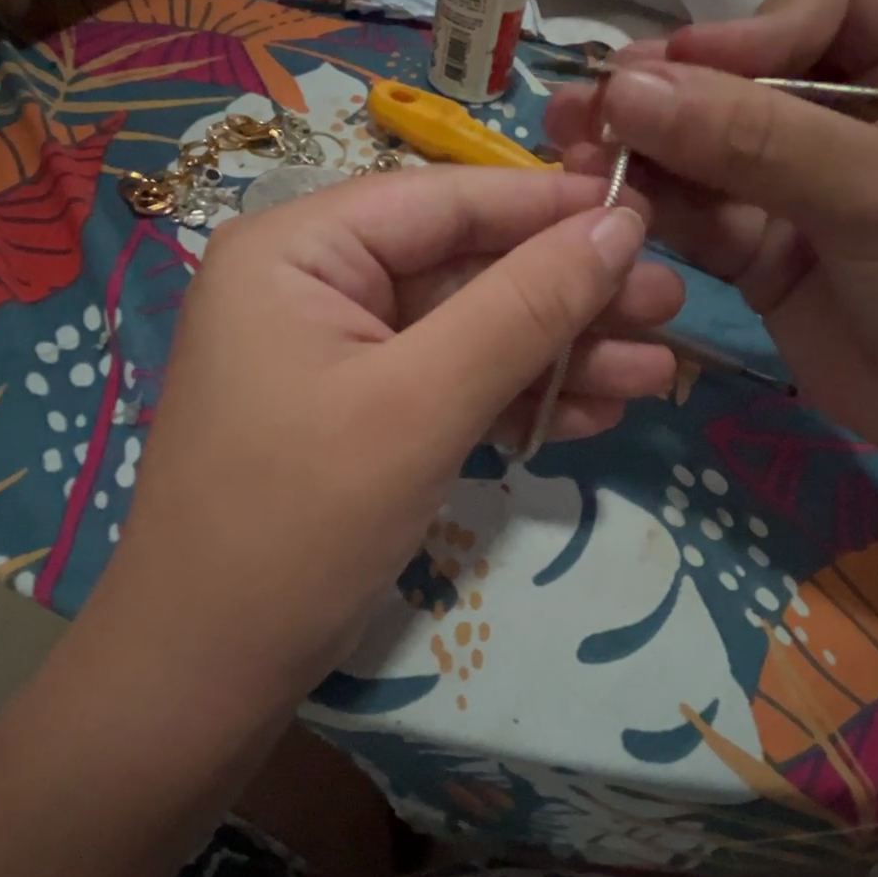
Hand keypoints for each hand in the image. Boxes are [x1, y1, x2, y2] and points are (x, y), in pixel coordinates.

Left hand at [97, 168, 681, 695]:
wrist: (208, 675)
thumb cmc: (298, 523)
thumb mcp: (420, 404)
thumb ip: (523, 307)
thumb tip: (619, 227)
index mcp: (298, 248)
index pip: (445, 201)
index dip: (551, 205)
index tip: (648, 213)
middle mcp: (314, 284)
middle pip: (465, 266)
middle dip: (568, 292)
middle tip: (670, 304)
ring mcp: (338, 353)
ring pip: (469, 331)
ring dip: (559, 353)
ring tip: (656, 370)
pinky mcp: (360, 413)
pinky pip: (451, 384)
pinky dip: (517, 399)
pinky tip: (595, 414)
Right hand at [545, 0, 877, 503]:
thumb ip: (759, 141)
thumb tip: (628, 89)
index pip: (824, 1)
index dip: (751, 27)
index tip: (688, 73)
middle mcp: (850, 118)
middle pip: (743, 77)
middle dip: (668, 91)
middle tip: (587, 106)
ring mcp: (800, 191)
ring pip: (705, 151)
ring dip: (640, 149)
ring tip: (567, 144)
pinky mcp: (763, 255)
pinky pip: (698, 218)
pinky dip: (653, 211)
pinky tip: (602, 201)